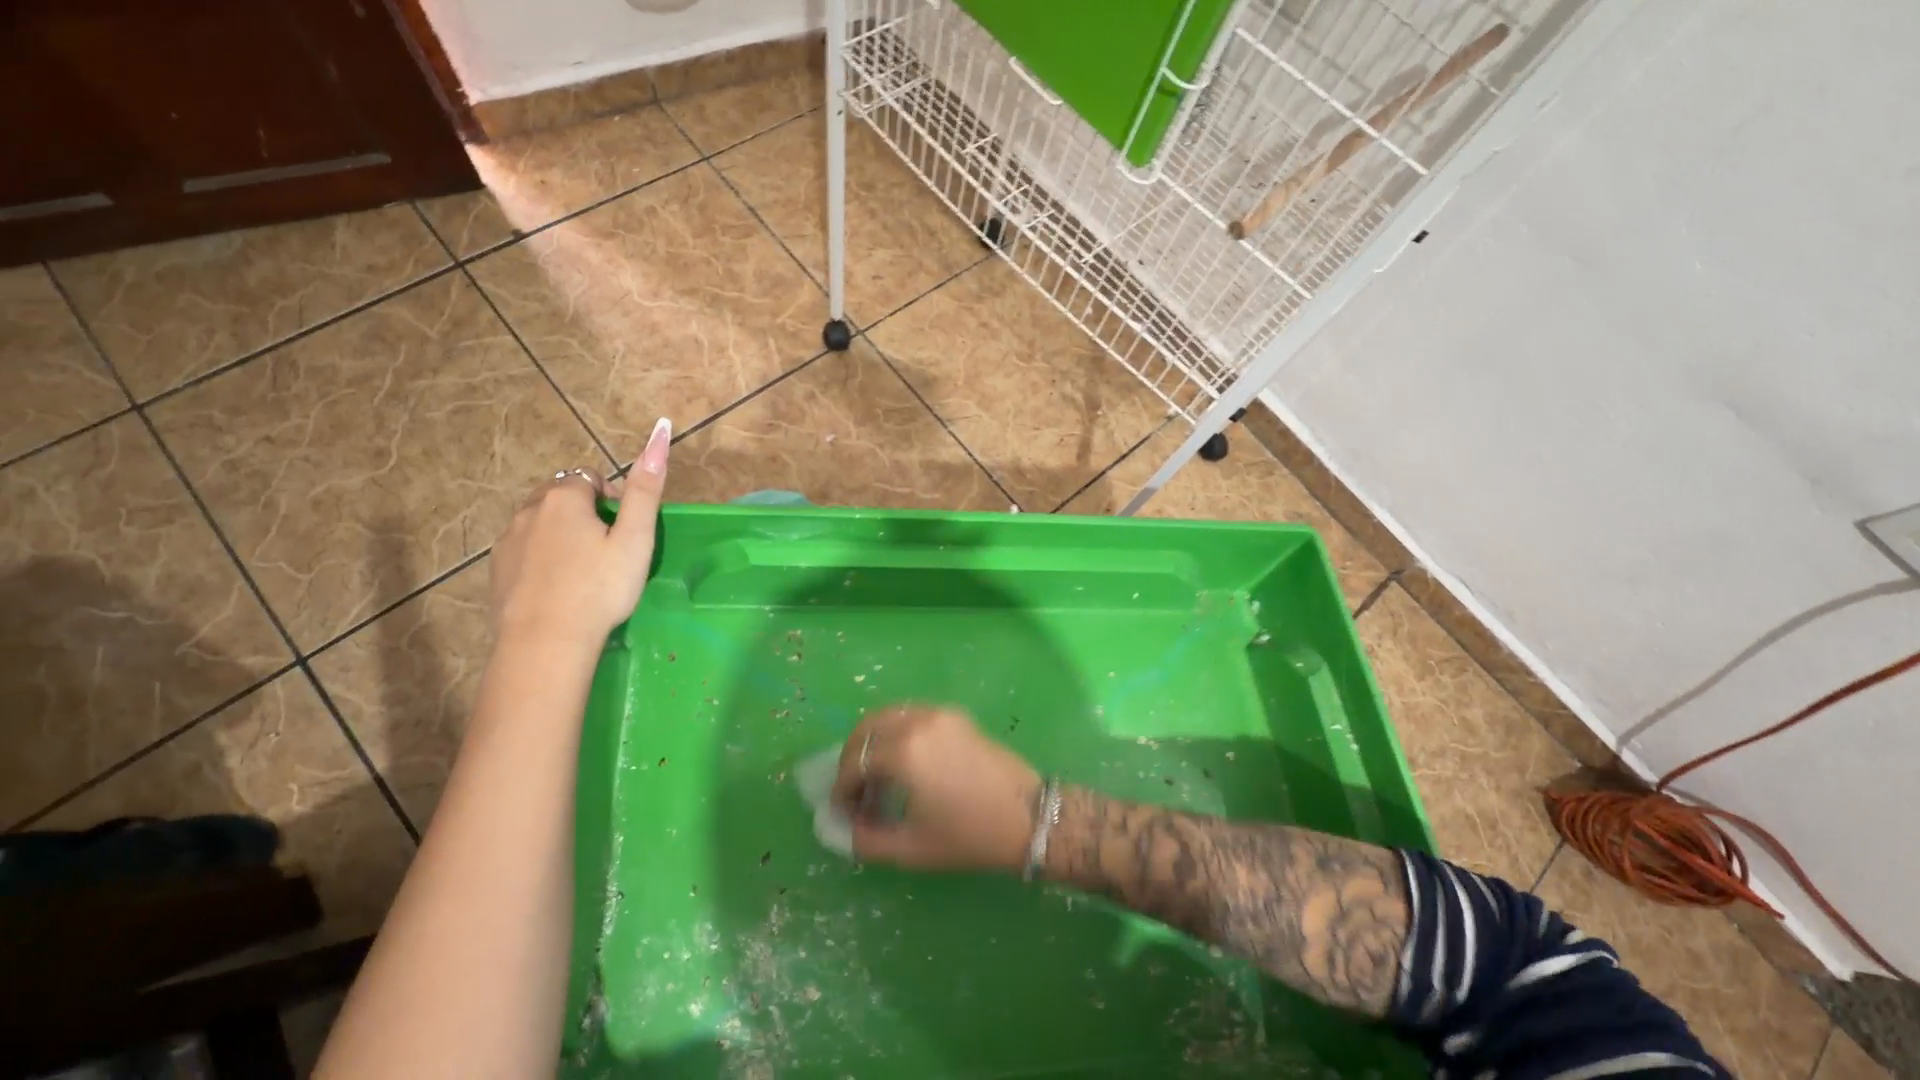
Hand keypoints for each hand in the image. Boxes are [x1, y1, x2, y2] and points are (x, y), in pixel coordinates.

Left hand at [489, 417, 671, 651]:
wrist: (545, 642)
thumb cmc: (599, 589)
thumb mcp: (635, 539)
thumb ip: (646, 488)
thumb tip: (660, 430)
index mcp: (564, 498)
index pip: (590, 478)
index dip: (612, 499)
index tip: (625, 531)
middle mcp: (529, 510)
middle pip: (562, 496)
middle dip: (585, 513)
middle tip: (609, 551)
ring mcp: (508, 540)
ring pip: (541, 523)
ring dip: (562, 535)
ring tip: (584, 572)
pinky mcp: (496, 569)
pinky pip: (524, 550)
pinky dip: (542, 559)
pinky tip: (559, 588)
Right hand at [832, 705, 1040, 872]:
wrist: (1031, 819)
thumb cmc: (971, 837)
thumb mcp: (912, 849)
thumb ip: (868, 840)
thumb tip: (846, 828)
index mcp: (903, 752)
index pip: (853, 763)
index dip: (841, 790)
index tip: (842, 813)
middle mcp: (917, 722)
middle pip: (865, 729)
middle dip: (851, 759)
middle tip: (853, 792)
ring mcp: (939, 713)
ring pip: (887, 716)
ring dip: (872, 742)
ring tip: (877, 778)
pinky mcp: (956, 715)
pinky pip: (911, 714)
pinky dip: (895, 732)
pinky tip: (902, 764)